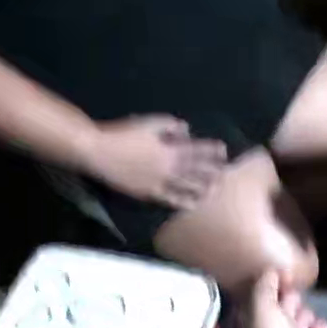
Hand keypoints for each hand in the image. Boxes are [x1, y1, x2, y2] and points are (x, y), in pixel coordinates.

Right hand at [83, 116, 227, 208]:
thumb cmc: (124, 134)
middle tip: (225, 175)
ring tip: (214, 191)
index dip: (212, 151)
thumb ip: (170, 125)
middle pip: (197, 171)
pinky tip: (193, 205)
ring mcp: (161, 182)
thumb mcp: (148, 122)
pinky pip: (170, 200)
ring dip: (202, 189)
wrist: (101, 152)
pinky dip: (183, 202)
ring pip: (188, 187)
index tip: (224, 151)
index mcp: (170, 148)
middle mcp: (170, 167)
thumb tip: (187, 130)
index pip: (197, 149)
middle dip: (212, 172)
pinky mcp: (150, 193)